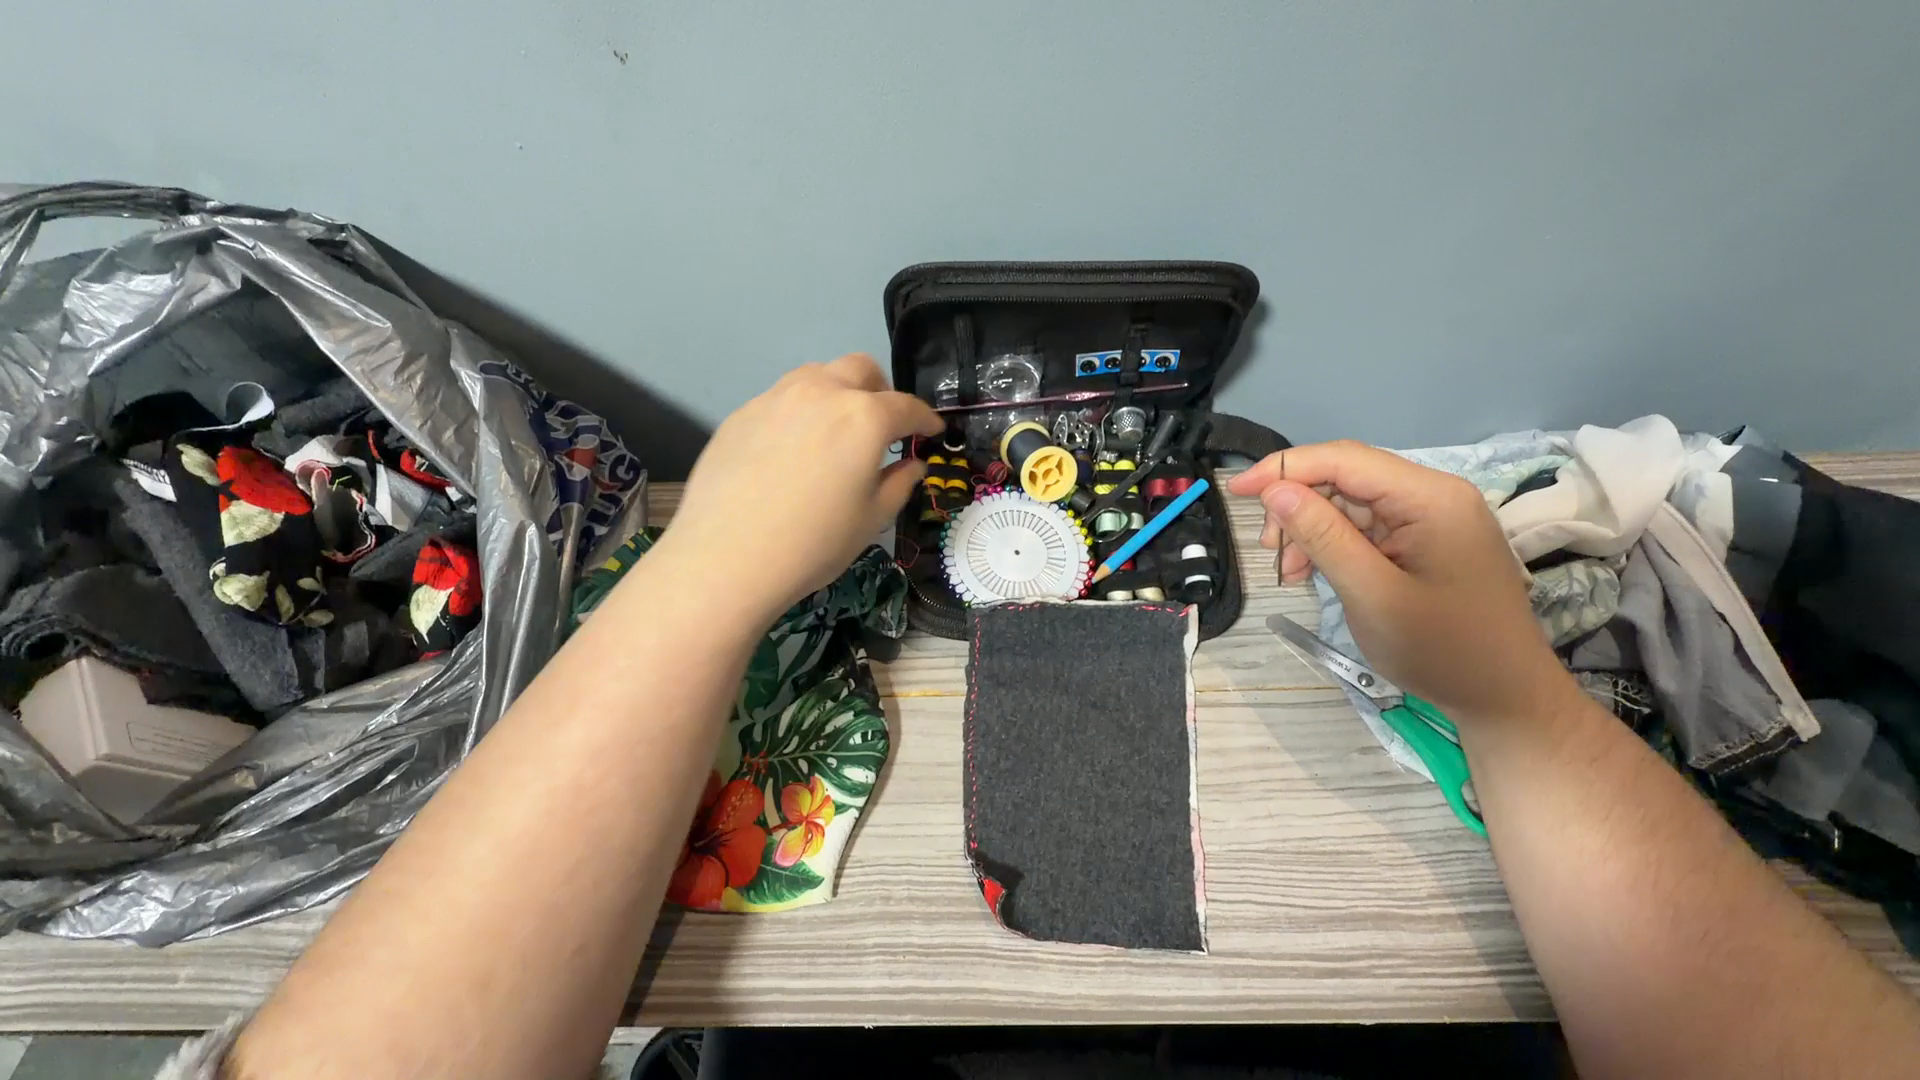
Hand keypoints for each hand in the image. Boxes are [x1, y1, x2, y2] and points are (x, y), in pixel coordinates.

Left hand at [660, 355, 941, 621]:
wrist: (726, 557)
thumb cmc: (814, 544)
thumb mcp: (871, 520)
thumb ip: (898, 484)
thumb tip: (912, 465)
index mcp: (864, 417)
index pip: (906, 407)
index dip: (925, 419)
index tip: (932, 431)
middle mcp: (822, 392)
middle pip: (861, 369)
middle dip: (880, 391)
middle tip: (883, 426)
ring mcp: (776, 398)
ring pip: (817, 375)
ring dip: (837, 393)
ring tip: (835, 432)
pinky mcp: (742, 414)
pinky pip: (782, 399)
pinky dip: (801, 414)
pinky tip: (792, 454)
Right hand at [1227, 441, 1573, 724]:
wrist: (1506, 699)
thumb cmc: (1443, 650)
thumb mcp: (1372, 595)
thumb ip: (1323, 537)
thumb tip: (1275, 491)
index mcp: (1430, 498)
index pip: (1343, 459)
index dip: (1285, 468)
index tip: (1237, 491)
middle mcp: (1433, 496)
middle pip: (1345, 478)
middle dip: (1297, 506)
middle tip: (1269, 550)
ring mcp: (1431, 519)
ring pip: (1349, 504)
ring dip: (1309, 529)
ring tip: (1287, 571)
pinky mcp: (1425, 542)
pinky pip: (1365, 528)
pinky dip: (1331, 546)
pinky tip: (1311, 573)